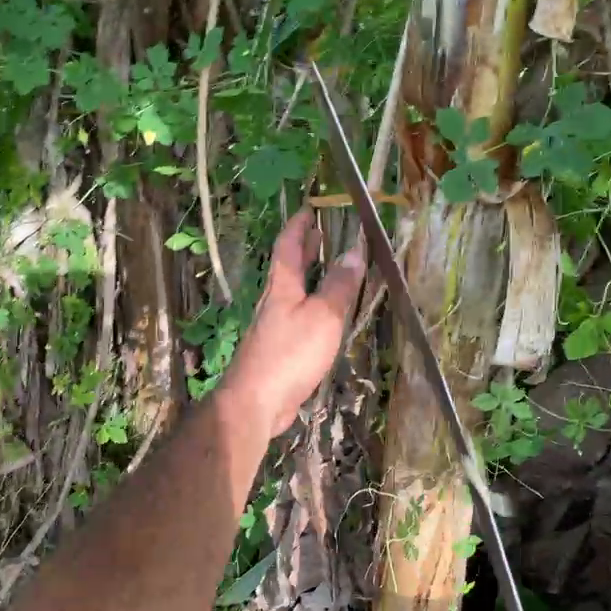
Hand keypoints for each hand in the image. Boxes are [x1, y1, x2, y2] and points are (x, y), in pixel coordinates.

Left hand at [216, 207, 365, 436]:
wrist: (256, 402)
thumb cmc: (289, 354)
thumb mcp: (322, 316)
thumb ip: (338, 286)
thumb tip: (355, 251)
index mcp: (282, 287)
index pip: (288, 247)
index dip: (298, 227)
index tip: (309, 209)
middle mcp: (274, 302)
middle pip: (287, 268)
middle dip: (303, 249)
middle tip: (318, 233)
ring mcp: (272, 328)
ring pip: (291, 293)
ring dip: (307, 277)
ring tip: (325, 269)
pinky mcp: (277, 352)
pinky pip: (295, 318)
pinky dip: (309, 306)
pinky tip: (321, 318)